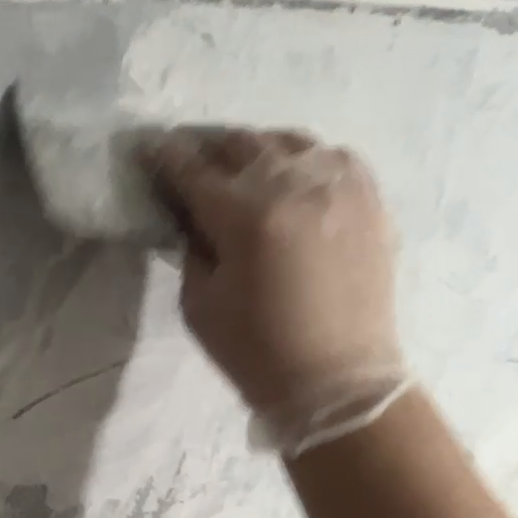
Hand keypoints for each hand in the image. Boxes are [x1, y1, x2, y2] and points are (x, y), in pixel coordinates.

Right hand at [149, 128, 401, 417]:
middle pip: (244, 145)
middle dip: (209, 145)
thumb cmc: (250, 346)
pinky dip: (303, 157)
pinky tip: (290, 172)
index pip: (194, 171)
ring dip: (256, 147)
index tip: (147, 145)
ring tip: (236, 159)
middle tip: (186, 151)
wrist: (335, 375)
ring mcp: (342, 188)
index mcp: (246, 216)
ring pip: (292, 142)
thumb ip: (193, 247)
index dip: (166, 156)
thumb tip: (191, 217)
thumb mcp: (198, 300)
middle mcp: (297, 187)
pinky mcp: (370, 200)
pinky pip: (334, 157)